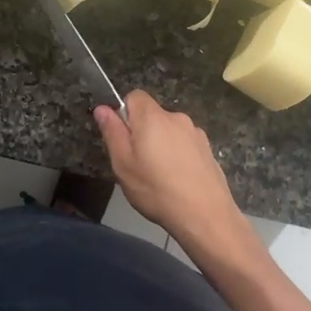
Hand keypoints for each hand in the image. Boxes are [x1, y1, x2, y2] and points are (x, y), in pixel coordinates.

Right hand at [95, 91, 250, 254]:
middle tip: (138, 164)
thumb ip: (112, 132)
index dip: (124, 112)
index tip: (123, 138)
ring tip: (160, 177)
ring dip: (162, 145)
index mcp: (152, 117)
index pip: (134, 96)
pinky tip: (179, 181)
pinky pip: (185, 145)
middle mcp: (176, 118)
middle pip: (153, 115)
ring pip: (170, 131)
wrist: (205, 215)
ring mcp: (196, 133)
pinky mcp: (208, 149)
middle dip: (143, 132)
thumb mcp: (123, 164)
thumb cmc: (156, 189)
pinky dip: (179, 156)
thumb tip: (103, 108)